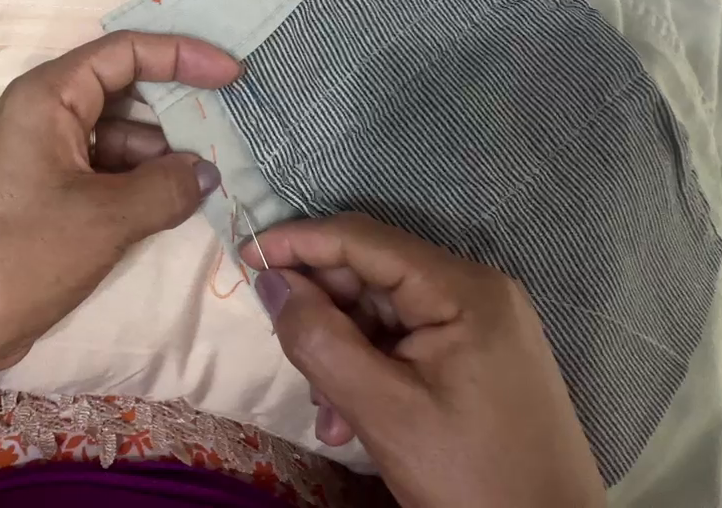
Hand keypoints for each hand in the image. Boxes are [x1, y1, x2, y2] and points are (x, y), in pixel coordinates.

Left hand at [0, 31, 233, 377]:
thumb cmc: (20, 254)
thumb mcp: (105, 219)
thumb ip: (167, 187)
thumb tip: (208, 171)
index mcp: (49, 94)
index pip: (124, 52)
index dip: (183, 55)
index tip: (233, 74)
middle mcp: (43, 110)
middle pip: (121, 88)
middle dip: (175, 105)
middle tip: (230, 124)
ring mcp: (42, 150)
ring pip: (116, 132)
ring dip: (160, 151)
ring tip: (212, 173)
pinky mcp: (45, 188)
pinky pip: (102, 166)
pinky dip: (139, 179)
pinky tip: (174, 200)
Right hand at [244, 214, 603, 507]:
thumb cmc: (474, 482)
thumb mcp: (385, 413)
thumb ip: (320, 340)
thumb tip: (269, 281)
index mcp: (461, 289)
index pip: (360, 238)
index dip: (297, 241)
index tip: (245, 256)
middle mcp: (472, 289)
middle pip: (369, 272)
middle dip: (321, 309)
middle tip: (287, 350)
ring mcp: (477, 320)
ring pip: (378, 308)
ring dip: (340, 348)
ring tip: (326, 410)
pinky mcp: (474, 351)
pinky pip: (400, 337)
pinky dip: (367, 366)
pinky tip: (349, 417)